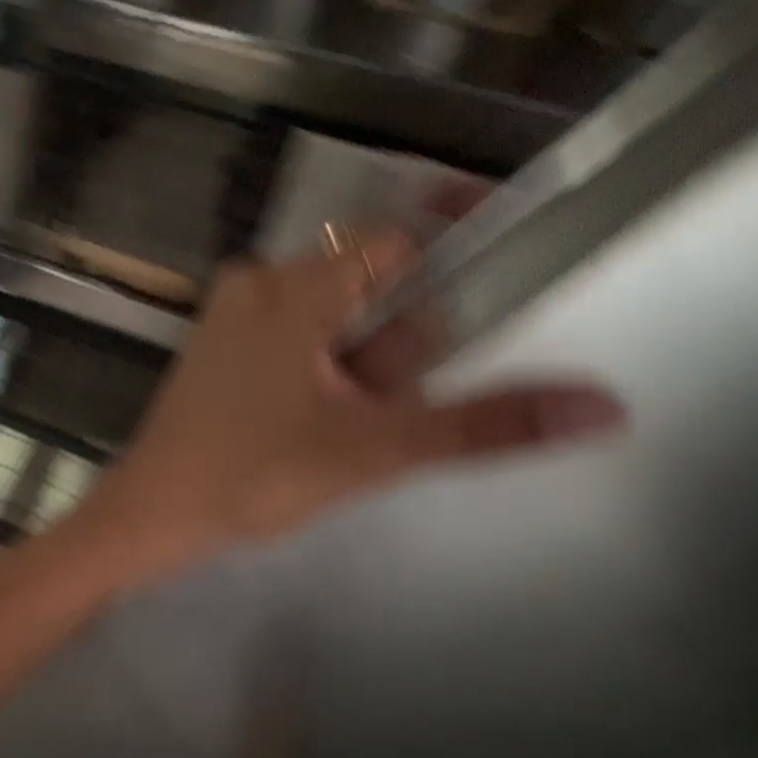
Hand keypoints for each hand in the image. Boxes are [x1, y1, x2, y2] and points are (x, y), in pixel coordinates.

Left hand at [63, 232, 625, 580]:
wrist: (153, 512)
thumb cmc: (252, 473)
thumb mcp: (373, 449)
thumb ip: (483, 424)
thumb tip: (603, 404)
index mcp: (289, 287)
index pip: (394, 245)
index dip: (444, 275)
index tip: (469, 329)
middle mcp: (255, 282)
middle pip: (368, 289)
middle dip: (394, 352)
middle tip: (375, 415)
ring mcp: (231, 313)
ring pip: (333, 319)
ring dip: (361, 371)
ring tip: (339, 429)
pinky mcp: (220, 346)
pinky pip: (296, 338)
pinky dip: (325, 373)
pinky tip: (310, 425)